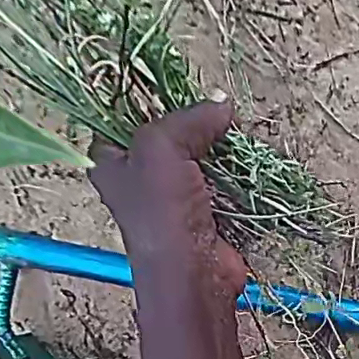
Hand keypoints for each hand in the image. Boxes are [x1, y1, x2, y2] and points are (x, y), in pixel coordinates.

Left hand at [88, 101, 248, 301]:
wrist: (194, 273)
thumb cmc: (163, 212)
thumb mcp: (162, 147)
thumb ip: (189, 119)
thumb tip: (224, 106)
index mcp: (112, 163)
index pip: (122, 118)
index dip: (147, 100)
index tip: (176, 85)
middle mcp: (141, 181)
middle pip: (169, 138)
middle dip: (194, 127)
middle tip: (215, 115)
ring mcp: (176, 201)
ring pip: (199, 161)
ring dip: (219, 152)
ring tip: (234, 136)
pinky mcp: (207, 217)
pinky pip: (222, 186)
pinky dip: (235, 176)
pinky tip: (245, 164)